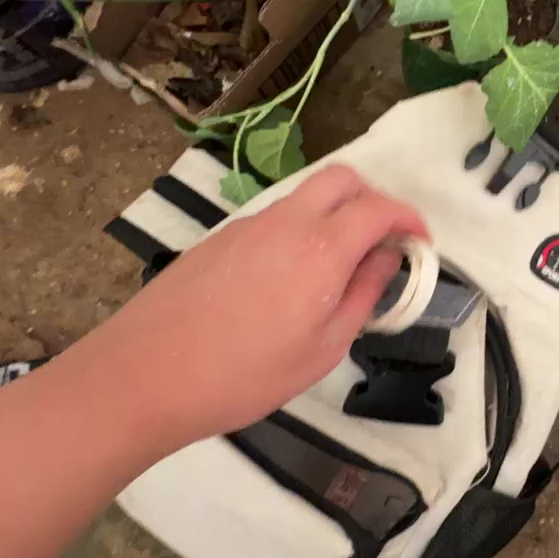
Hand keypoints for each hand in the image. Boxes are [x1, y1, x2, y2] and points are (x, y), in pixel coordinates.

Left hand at [73, 166, 428, 447]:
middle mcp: (287, 222)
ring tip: (335, 267)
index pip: (380, 208)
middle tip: (381, 241)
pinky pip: (275, 217)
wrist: (138, 379)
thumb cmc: (244, 374)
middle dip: (373, 199)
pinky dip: (300, 230)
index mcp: (322, 248)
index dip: (409, 219)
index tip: (420, 243)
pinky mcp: (219, 239)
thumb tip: (386, 258)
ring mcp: (248, 226)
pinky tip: (287, 280)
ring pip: (306, 195)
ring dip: (335, 214)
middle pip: (343, 178)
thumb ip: (364, 295)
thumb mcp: (324, 348)